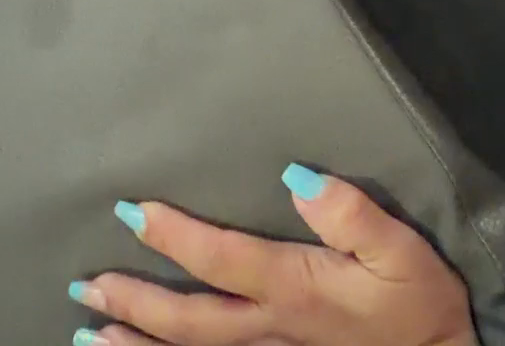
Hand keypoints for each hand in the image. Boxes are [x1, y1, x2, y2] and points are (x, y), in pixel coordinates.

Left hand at [71, 165, 478, 345]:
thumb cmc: (417, 298)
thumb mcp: (398, 246)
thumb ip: (351, 212)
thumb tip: (299, 176)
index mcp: (296, 287)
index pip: (223, 258)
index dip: (176, 235)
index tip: (134, 210)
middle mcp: (270, 326)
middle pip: (188, 316)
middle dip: (135, 298)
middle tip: (88, 281)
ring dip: (135, 343)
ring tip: (90, 333)